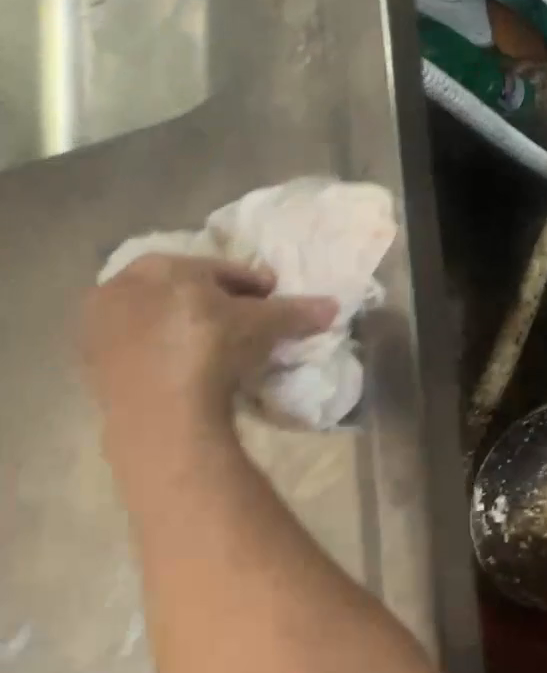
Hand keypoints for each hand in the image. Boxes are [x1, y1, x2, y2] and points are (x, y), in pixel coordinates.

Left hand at [83, 255, 337, 430]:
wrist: (159, 406)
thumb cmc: (215, 348)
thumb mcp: (270, 326)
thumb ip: (300, 311)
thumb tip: (331, 306)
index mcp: (166, 266)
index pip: (225, 270)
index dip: (257, 286)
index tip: (276, 303)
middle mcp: (122, 282)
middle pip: (185, 288)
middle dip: (215, 302)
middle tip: (247, 324)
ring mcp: (98, 319)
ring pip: (158, 314)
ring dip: (185, 324)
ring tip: (217, 347)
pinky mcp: (89, 355)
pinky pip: (137, 341)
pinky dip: (161, 347)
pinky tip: (186, 366)